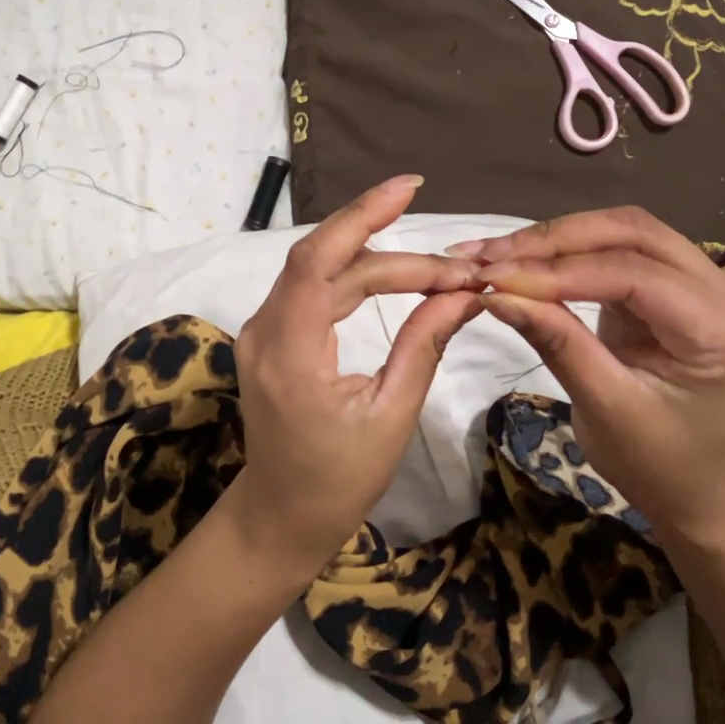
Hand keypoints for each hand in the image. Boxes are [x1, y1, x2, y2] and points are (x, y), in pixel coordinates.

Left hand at [227, 175, 484, 574]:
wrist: (281, 515)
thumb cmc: (338, 480)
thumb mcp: (390, 415)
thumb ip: (423, 346)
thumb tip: (464, 293)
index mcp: (288, 352)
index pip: (322, 264)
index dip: (371, 229)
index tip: (421, 210)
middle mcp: (264, 330)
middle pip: (317, 258)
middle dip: (374, 230)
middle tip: (424, 210)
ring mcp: (260, 331)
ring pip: (312, 269)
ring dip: (365, 252)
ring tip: (421, 244)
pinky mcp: (269, 337)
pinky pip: (307, 289)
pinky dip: (347, 272)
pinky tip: (384, 265)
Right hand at [452, 207, 724, 538]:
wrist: (690, 488)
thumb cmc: (656, 461)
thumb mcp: (605, 407)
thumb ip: (557, 341)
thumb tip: (496, 294)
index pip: (635, 274)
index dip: (560, 271)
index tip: (494, 278)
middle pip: (634, 233)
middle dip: (555, 239)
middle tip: (489, 256)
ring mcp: (705, 283)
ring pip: (623, 232)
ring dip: (556, 239)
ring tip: (495, 254)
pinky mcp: (674, 284)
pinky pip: (618, 250)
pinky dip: (566, 253)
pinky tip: (523, 261)